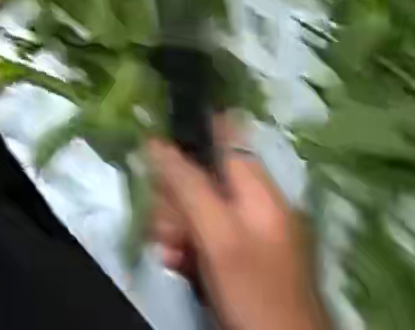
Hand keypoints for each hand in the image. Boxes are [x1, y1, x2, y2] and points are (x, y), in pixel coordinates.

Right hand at [149, 119, 329, 329]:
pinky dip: (183, 242)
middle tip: (164, 221)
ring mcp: (251, 233)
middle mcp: (257, 204)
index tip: (155, 124)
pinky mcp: (241, 258)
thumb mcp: (217, 235)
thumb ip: (186, 182)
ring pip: (194, 204)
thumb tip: (154, 138)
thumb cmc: (255, 291)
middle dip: (172, 194)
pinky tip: (174, 259)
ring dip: (172, 222)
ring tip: (168, 248)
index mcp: (261, 191)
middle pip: (199, 173)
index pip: (225, 135)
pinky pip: (201, 232)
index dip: (191, 124)